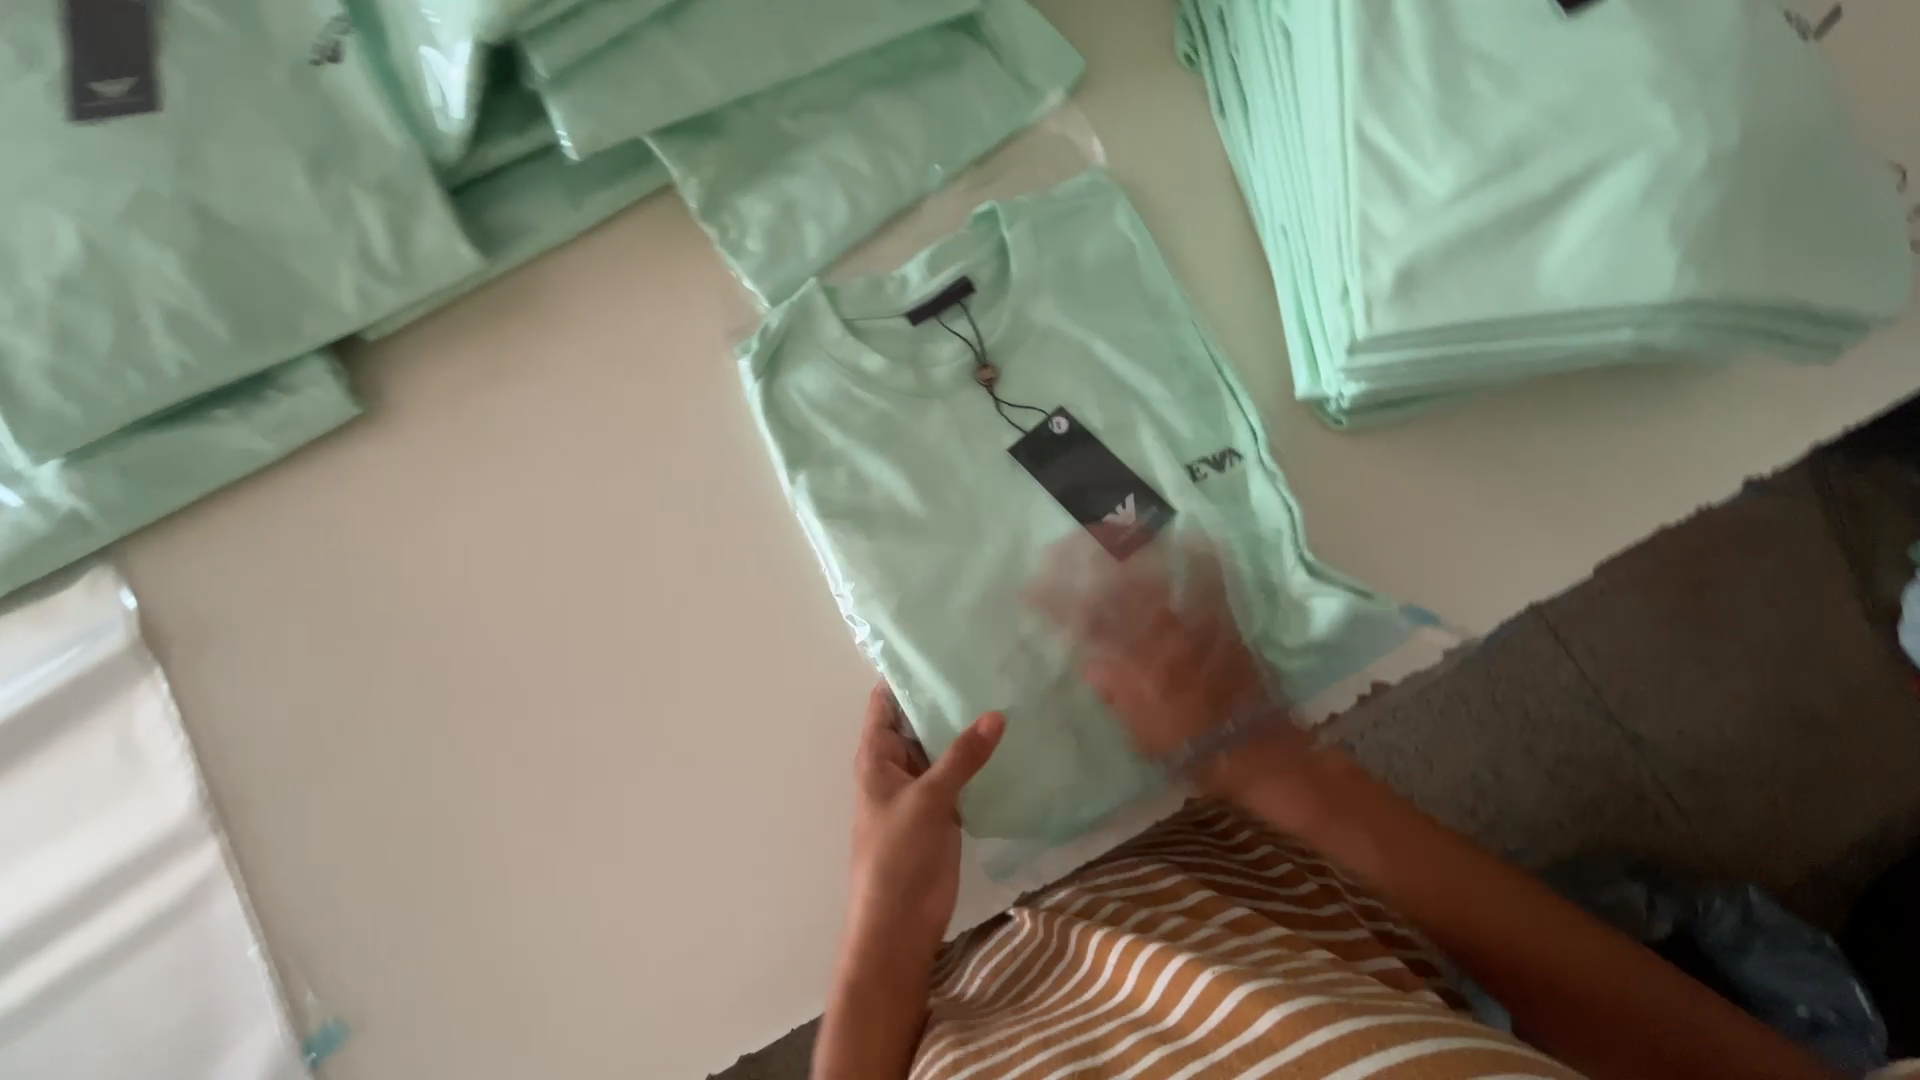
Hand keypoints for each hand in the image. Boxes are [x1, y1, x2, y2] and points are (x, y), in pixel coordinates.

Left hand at [843, 682, 1003, 959]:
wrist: (900, 921)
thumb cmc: (897, 854)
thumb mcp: (928, 799)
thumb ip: (962, 757)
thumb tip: (996, 713)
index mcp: (877, 755)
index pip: (886, 701)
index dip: (905, 673)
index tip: (939, 644)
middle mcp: (898, 764)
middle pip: (919, 719)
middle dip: (946, 696)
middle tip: (987, 662)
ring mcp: (923, 786)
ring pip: (944, 746)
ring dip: (966, 727)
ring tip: (1006, 689)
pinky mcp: (945, 808)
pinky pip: (962, 774)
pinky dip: (980, 759)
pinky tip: (1011, 739)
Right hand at [1028, 533, 1312, 797]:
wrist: (1255, 749)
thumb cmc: (1192, 747)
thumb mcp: (1143, 731)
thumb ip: (1116, 693)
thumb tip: (1090, 664)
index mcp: (1138, 663)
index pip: (1088, 624)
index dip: (1056, 604)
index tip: (1030, 590)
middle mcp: (1164, 635)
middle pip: (1117, 589)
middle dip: (1083, 565)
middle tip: (1058, 549)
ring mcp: (1194, 624)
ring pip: (1156, 577)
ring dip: (1126, 551)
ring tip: (1105, 528)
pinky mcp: (1220, 622)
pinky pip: (1207, 580)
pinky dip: (1195, 555)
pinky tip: (1185, 533)